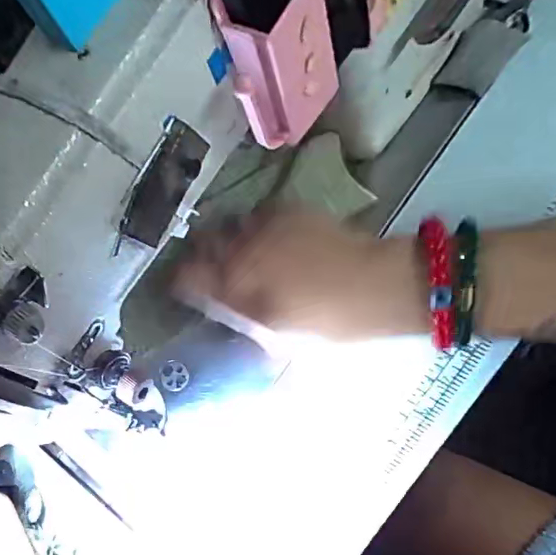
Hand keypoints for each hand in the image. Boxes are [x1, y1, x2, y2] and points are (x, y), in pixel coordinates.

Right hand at [172, 209, 422, 343]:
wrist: (372, 287)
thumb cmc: (329, 328)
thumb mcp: (287, 344)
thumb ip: (256, 336)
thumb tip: (245, 340)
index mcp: (234, 292)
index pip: (186, 279)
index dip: (183, 283)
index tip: (186, 288)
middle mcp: (239, 254)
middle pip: (202, 246)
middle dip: (204, 256)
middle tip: (217, 269)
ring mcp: (262, 228)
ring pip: (229, 227)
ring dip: (232, 240)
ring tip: (247, 252)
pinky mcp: (286, 210)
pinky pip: (258, 215)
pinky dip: (260, 226)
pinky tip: (275, 239)